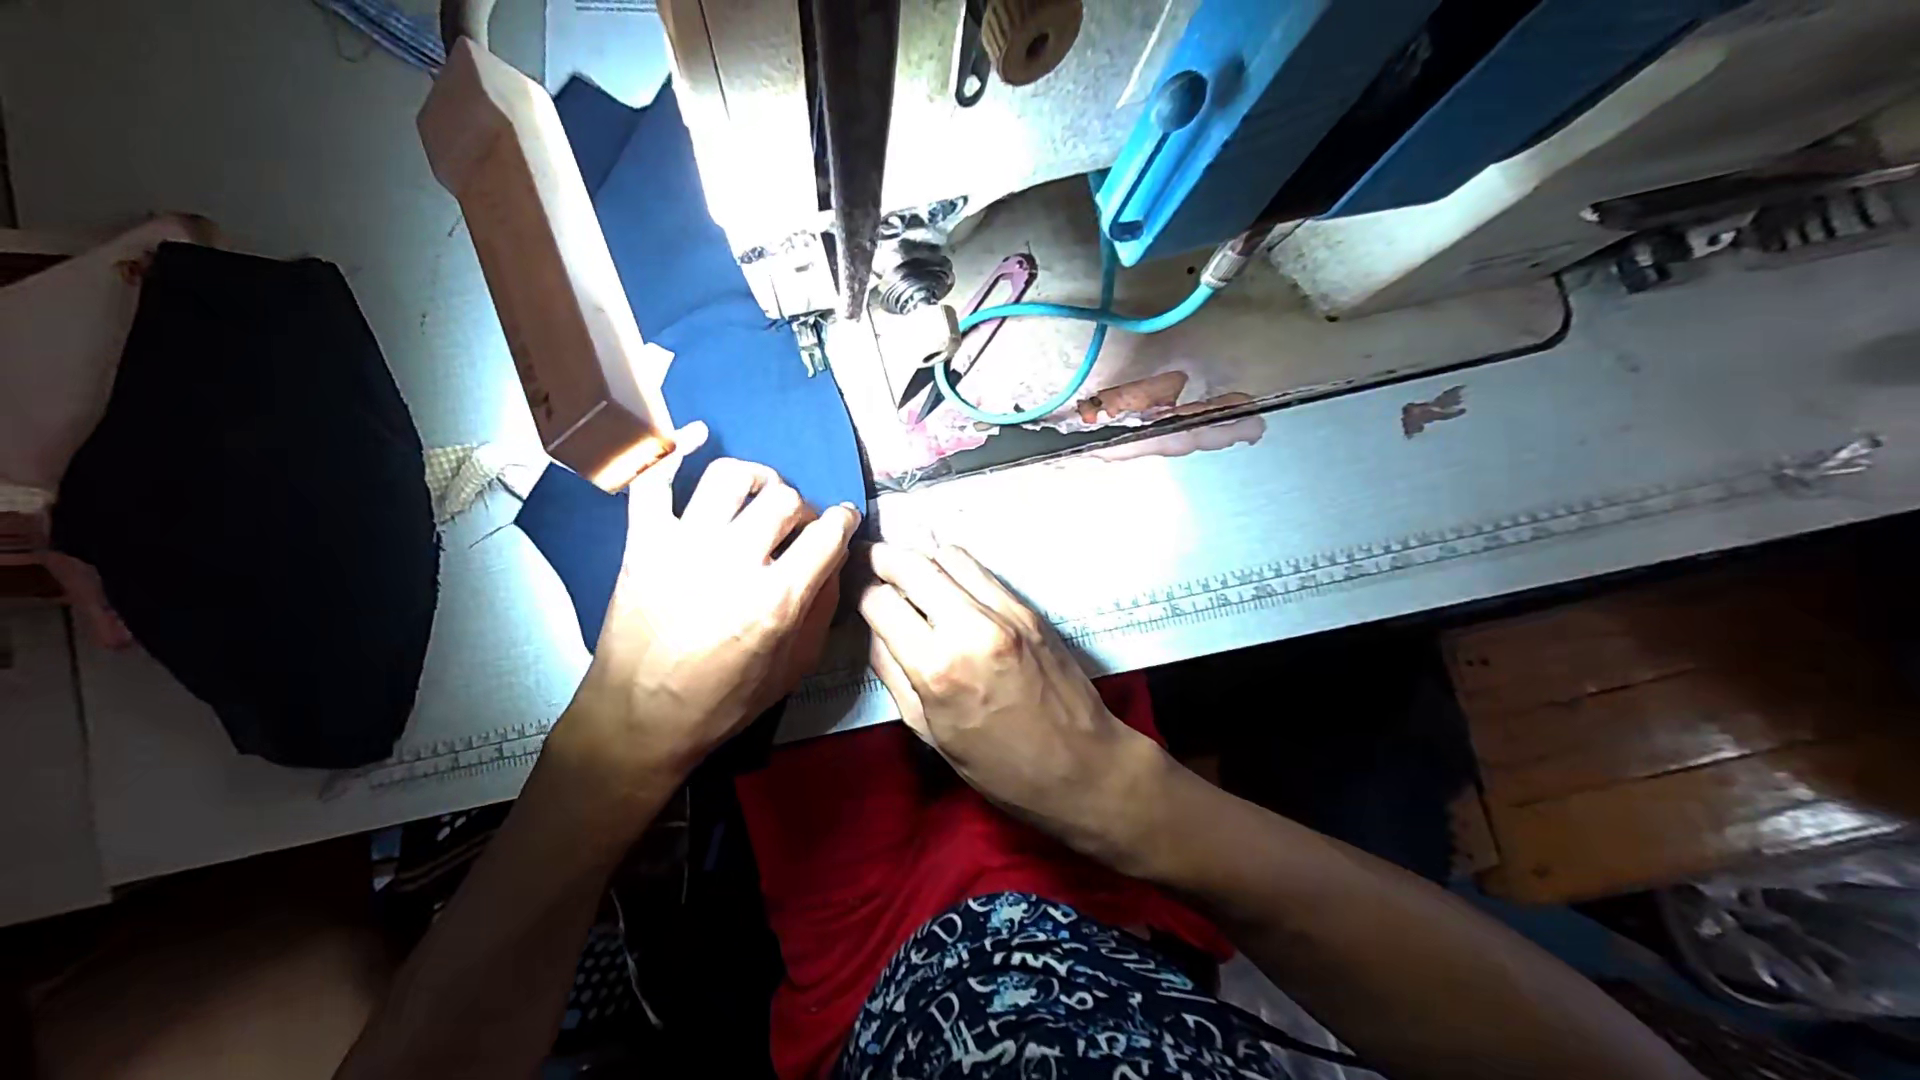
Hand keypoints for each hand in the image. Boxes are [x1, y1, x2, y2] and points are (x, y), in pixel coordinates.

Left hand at [558, 423, 860, 784]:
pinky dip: (677, 449)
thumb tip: (833, 562)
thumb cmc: (722, 702)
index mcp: (776, 600)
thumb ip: (822, 610)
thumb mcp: (793, 668)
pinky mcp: (643, 541)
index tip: (843, 519)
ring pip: (731, 475)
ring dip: (758, 477)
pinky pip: (655, 478)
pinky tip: (698, 436)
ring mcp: (682, 545)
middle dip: (803, 508)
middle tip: (796, 526)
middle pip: (785, 499)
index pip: (827, 534)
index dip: (844, 520)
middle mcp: (732, 561)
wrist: (639, 718)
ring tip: (759, 493)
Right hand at [857, 543, 1164, 855]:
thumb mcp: (929, 732)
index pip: (881, 602)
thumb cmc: (998, 766)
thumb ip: (893, 673)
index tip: (857, 595)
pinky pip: (981, 570)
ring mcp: (1004, 612)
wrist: (1081, 765)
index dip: (861, 594)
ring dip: (920, 556)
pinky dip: (954, 567)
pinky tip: (946, 580)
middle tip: (869, 558)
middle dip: (882, 557)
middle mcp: (969, 628)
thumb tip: (876, 630)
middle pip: (912, 564)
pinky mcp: (1028, 608)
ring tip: (908, 568)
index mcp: (937, 668)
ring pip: (948, 555)